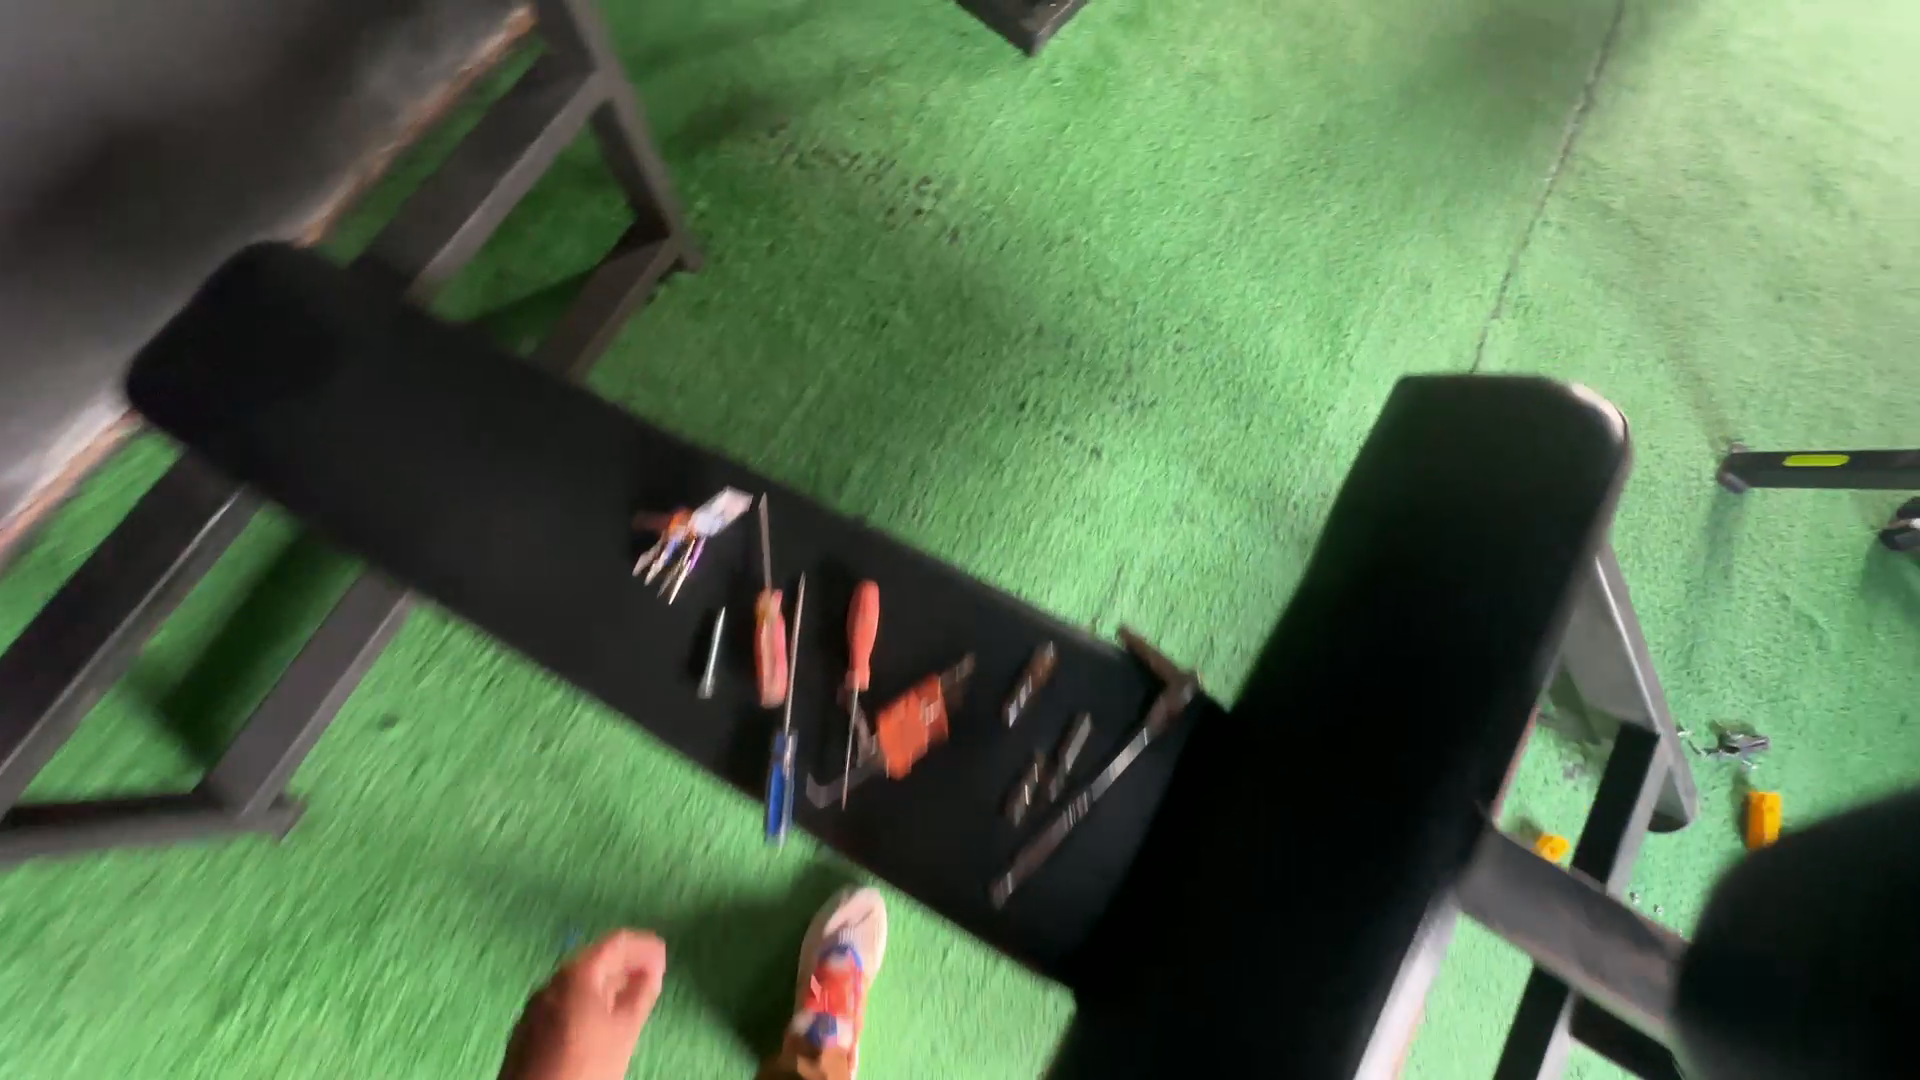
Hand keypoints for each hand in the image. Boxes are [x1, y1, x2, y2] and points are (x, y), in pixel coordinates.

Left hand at [499, 930, 666, 1079]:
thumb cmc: (587, 1066)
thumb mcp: (625, 1029)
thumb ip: (642, 993)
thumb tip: (651, 972)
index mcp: (577, 974)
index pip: (617, 942)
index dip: (645, 946)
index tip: (664, 960)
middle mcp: (552, 982)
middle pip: (597, 959)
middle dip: (626, 964)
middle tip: (652, 977)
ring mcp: (535, 1007)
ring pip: (579, 982)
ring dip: (608, 984)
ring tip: (630, 999)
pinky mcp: (527, 1031)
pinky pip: (564, 1002)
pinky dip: (588, 1001)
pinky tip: (600, 1021)